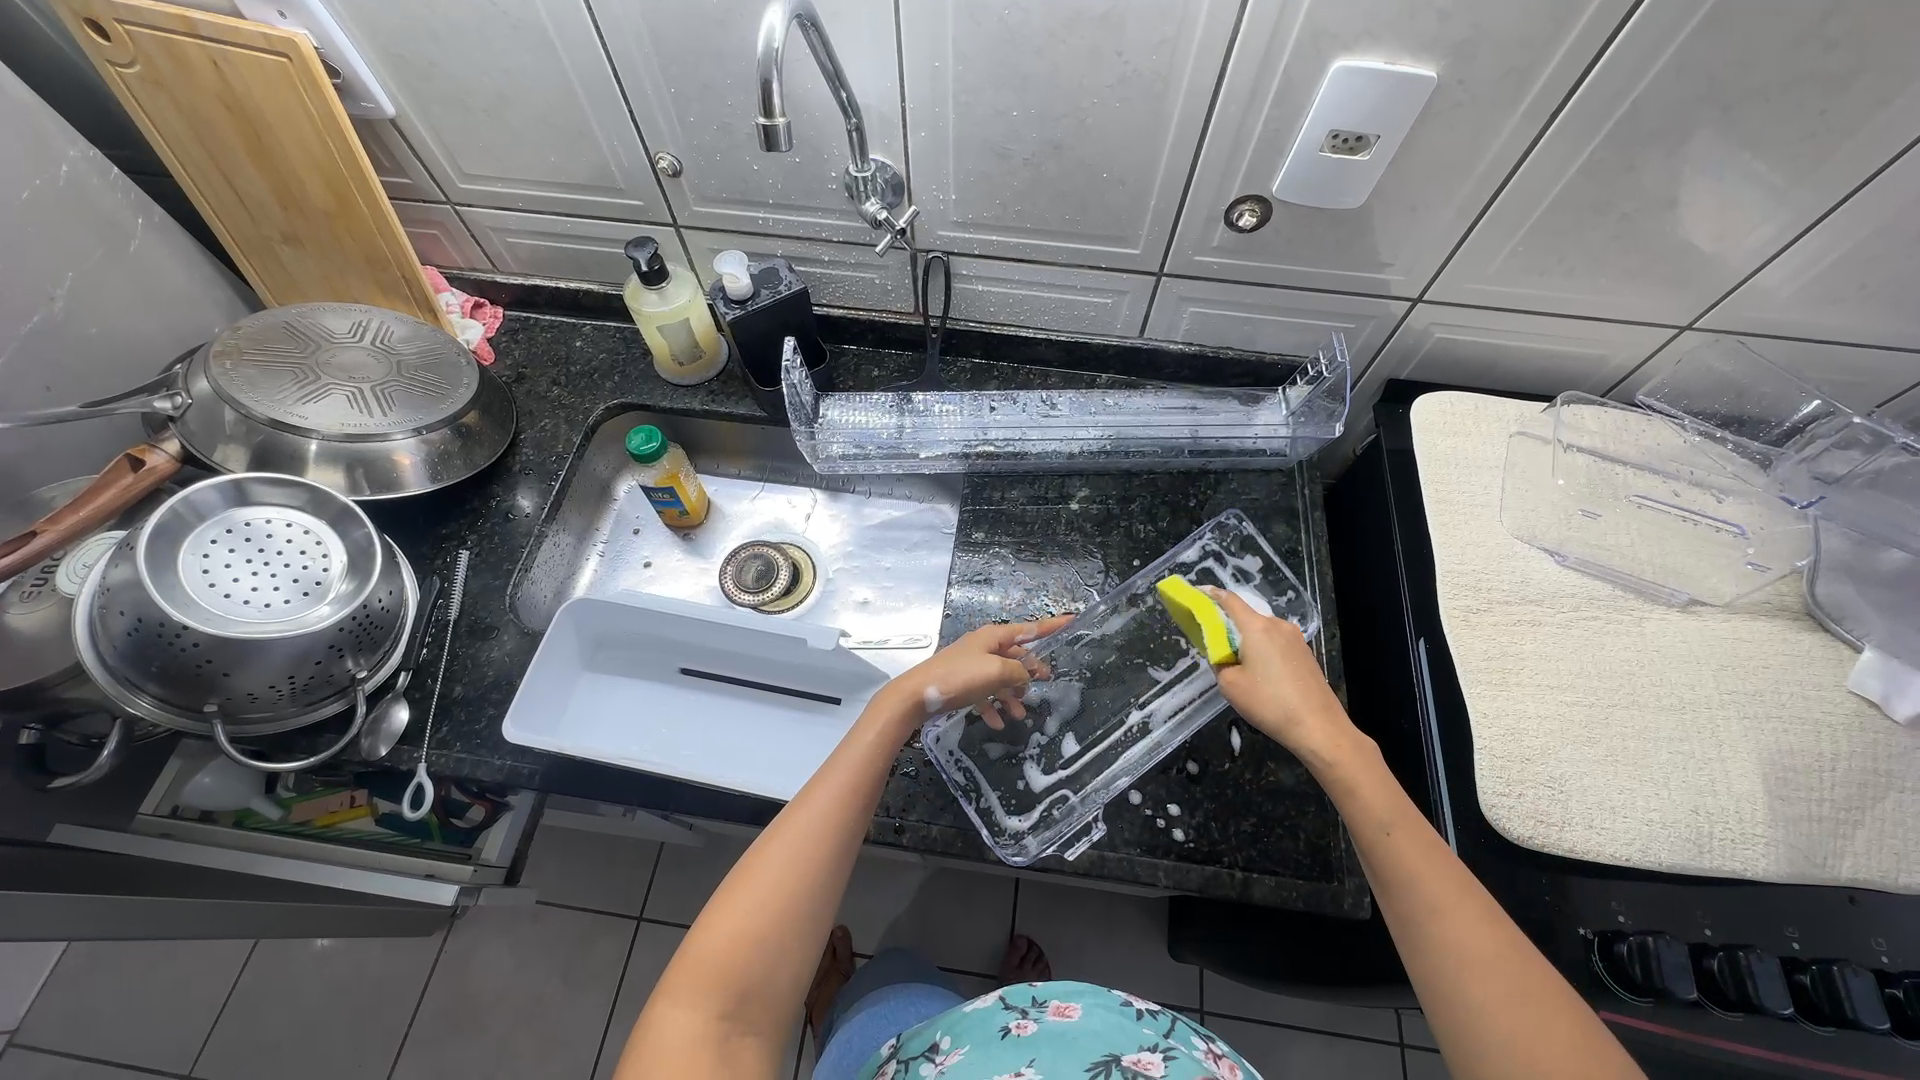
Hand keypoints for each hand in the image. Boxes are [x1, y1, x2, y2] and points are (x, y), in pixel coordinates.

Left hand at [878, 615, 1073, 737]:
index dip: (1052, 626)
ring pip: (1001, 678)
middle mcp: (983, 647)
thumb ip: (1018, 672)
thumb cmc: (959, 677)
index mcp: (993, 636)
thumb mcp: (996, 672)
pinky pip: (984, 694)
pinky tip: (998, 722)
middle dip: (1031, 670)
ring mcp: (971, 666)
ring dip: (1012, 695)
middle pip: (1015, 656)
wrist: (917, 695)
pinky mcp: (961, 685)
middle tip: (1047, 681)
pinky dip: (993, 707)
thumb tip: (1026, 676)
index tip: (1072, 621)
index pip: (1029, 629)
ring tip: (1020, 713)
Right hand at [1205, 587, 1365, 766]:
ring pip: (1262, 631)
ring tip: (1239, 665)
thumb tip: (1223, 653)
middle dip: (1228, 625)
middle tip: (1215, 644)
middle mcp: (1278, 625)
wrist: (1318, 727)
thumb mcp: (1229, 684)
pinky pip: (1276, 643)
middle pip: (1247, 616)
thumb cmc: (1269, 703)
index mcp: (1256, 627)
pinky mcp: (1305, 654)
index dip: (1210, 595)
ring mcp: (1296, 639)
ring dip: (1247, 640)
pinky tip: (1261, 675)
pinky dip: (1263, 650)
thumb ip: (1219, 661)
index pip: (1229, 600)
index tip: (1197, 594)